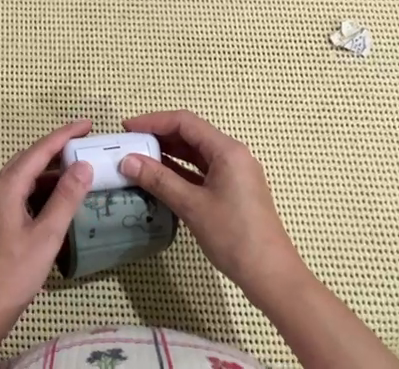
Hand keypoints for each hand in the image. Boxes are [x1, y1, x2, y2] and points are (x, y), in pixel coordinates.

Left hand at [0, 119, 95, 316]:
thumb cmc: (14, 273)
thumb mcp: (47, 235)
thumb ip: (66, 198)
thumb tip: (83, 165)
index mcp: (7, 187)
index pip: (39, 150)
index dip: (64, 135)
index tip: (88, 124)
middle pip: (29, 159)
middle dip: (56, 148)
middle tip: (84, 145)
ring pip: (23, 176)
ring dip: (49, 171)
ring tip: (76, 170)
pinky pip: (19, 192)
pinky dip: (39, 189)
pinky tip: (56, 200)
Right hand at [118, 110, 308, 298]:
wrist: (272, 276)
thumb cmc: (234, 236)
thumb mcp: (192, 206)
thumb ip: (159, 180)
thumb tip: (127, 161)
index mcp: (227, 150)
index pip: (185, 122)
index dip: (153, 121)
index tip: (128, 129)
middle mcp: (233, 155)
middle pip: (191, 135)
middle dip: (159, 136)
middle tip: (130, 144)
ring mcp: (235, 174)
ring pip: (196, 154)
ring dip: (169, 154)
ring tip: (140, 159)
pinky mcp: (233, 191)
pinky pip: (202, 171)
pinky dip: (180, 171)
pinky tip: (160, 178)